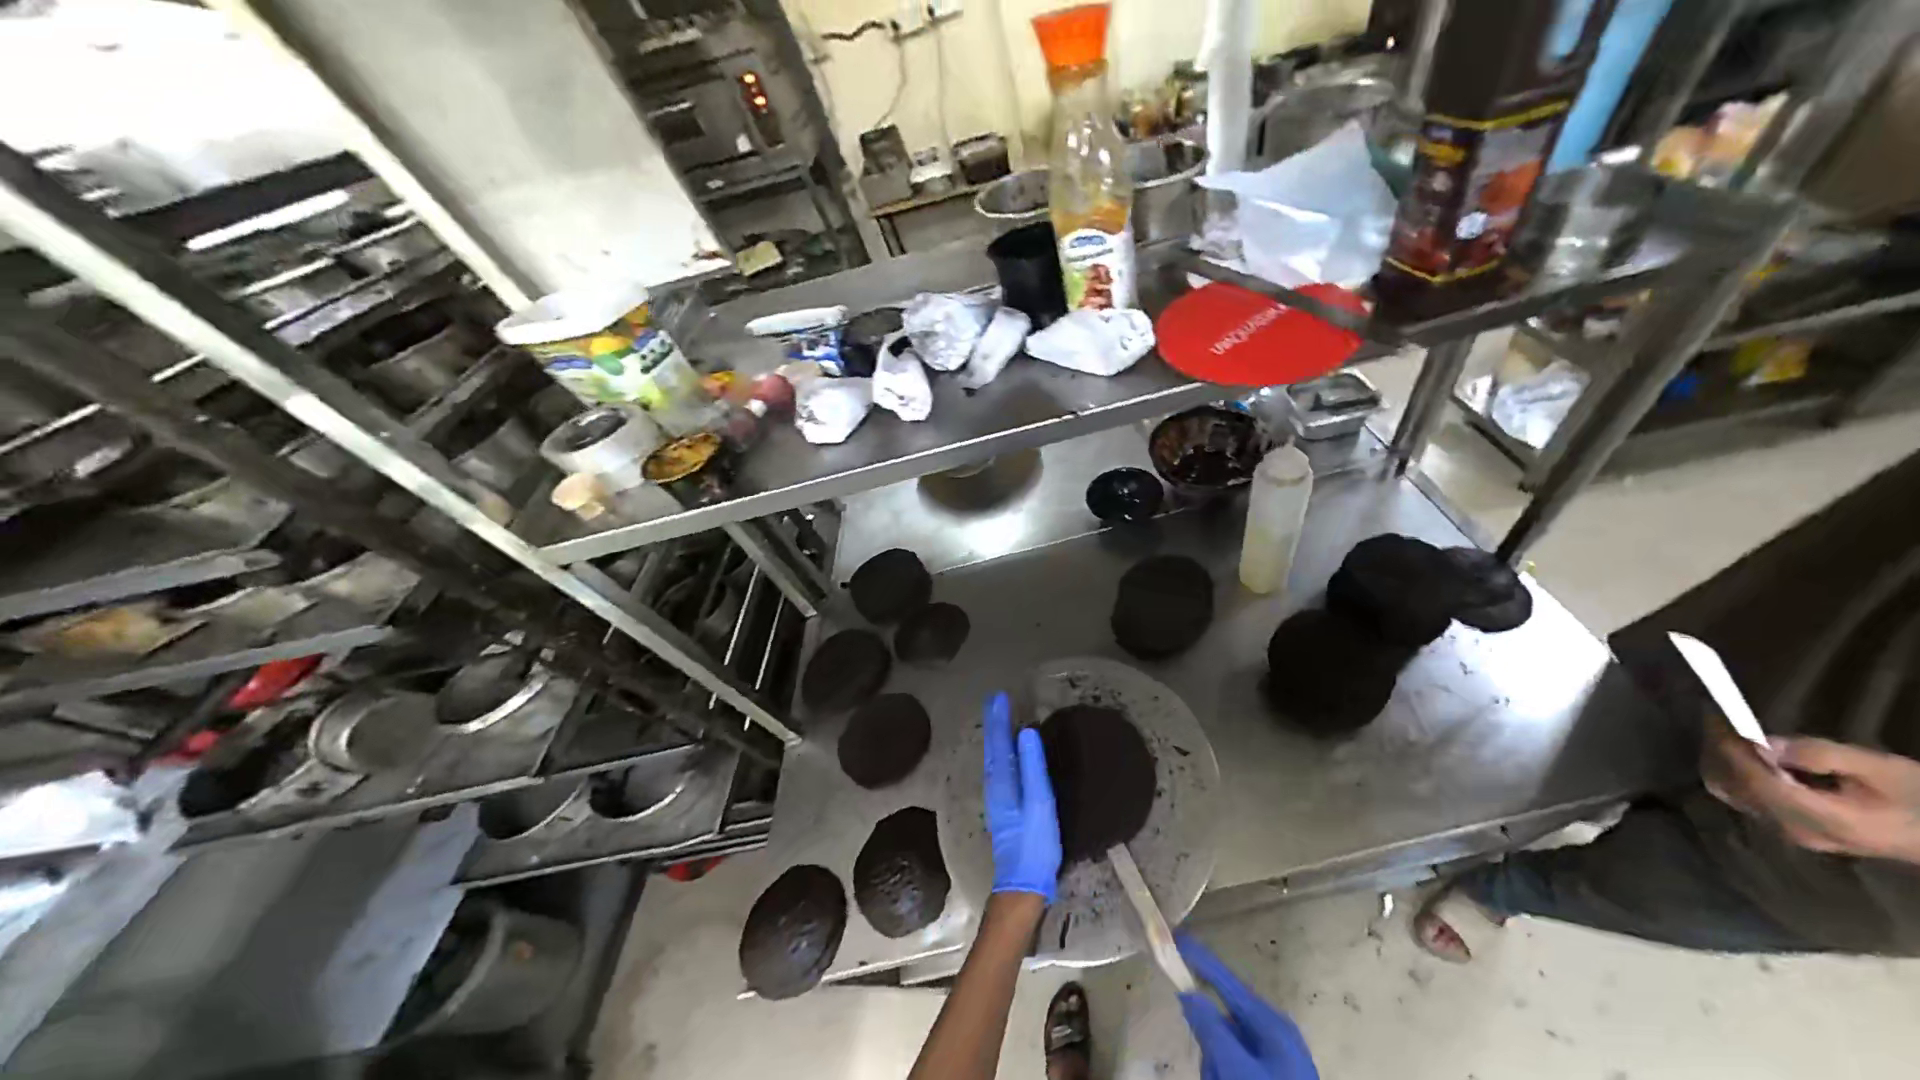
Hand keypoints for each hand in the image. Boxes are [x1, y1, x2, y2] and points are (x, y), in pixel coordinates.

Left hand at [982, 692, 1059, 901]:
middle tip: (997, 700)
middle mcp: (995, 785)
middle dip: (995, 723)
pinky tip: (1011, 755)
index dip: (998, 718)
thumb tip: (1025, 732)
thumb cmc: (1034, 841)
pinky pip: (1002, 768)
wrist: (1023, 882)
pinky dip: (1004, 753)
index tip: (999, 696)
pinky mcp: (1005, 807)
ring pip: (995, 757)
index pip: (998, 741)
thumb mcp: (1038, 802)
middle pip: (993, 746)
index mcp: (1002, 780)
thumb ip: (1032, 767)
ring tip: (1002, 719)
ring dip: (997, 736)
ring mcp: (998, 797)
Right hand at [1176, 933, 1317, 1079]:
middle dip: (1209, 1046)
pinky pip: (1233, 1066)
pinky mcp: (1270, 1076)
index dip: (1198, 958)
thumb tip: (1188, 993)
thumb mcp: (1237, 1071)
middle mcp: (1272, 1033)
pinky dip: (1224, 1077)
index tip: (1173, 937)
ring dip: (1216, 1069)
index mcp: (1269, 1023)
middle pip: (1221, 1018)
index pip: (1225, 979)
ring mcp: (1273, 1057)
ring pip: (1223, 1047)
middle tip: (1215, 1076)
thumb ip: (1211, 1030)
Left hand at [1712, 734, 1919, 863]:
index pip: (1754, 780)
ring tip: (1730, 733)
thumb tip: (1764, 743)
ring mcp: (1790, 833)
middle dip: (1719, 751)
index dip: (1730, 748)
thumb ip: (1821, 755)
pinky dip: (1736, 773)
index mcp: (1821, 819)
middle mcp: (1794, 830)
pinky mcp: (1791, 829)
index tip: (1716, 718)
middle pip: (1732, 787)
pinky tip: (1747, 755)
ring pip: (1732, 793)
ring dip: (1723, 761)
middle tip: (1720, 721)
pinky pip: (1746, 798)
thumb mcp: (1882, 770)